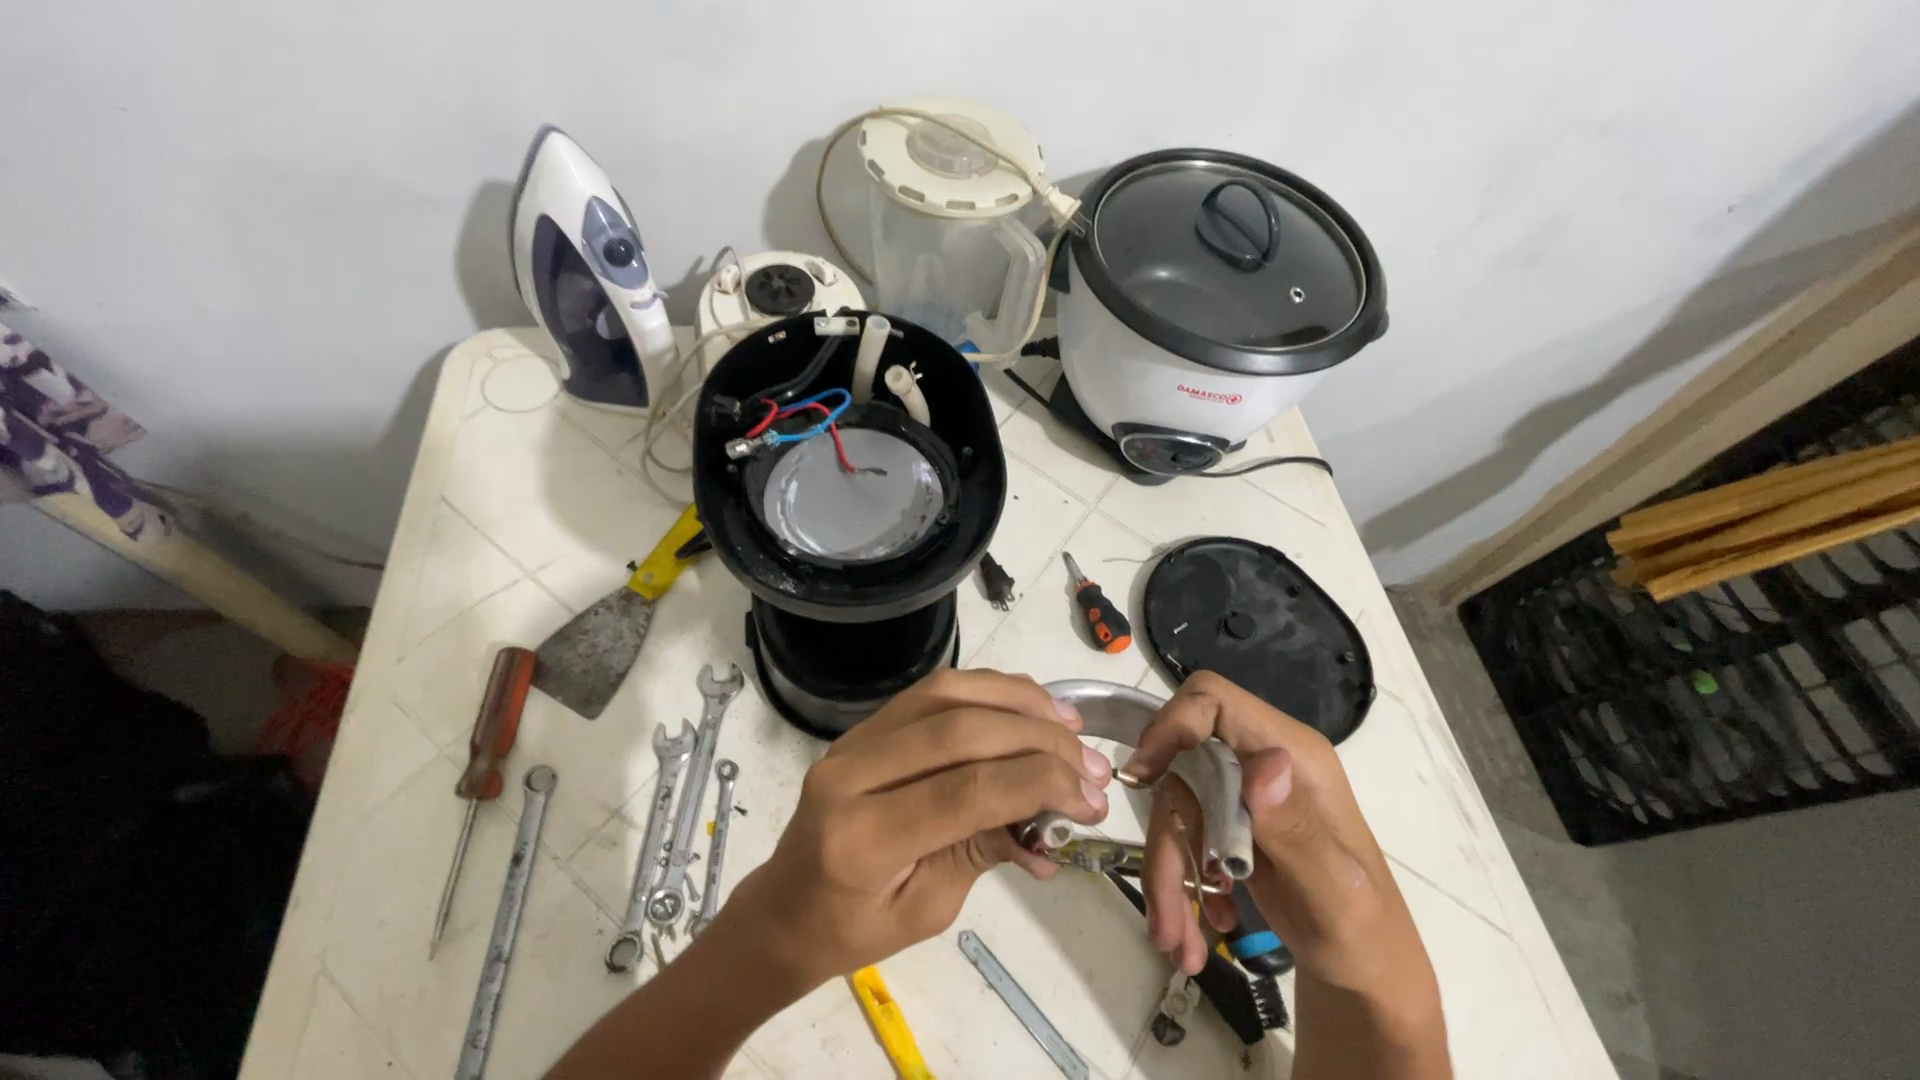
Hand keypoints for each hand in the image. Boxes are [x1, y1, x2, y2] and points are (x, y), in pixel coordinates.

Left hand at [724, 669, 1112, 988]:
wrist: (786, 909)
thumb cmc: (854, 929)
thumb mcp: (927, 911)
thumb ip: (984, 851)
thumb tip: (1055, 815)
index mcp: (863, 838)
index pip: (966, 790)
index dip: (1038, 784)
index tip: (1090, 797)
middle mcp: (851, 774)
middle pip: (959, 730)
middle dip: (1038, 741)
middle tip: (1090, 765)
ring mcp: (852, 741)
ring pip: (946, 693)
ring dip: (1016, 701)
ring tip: (1068, 723)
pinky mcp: (863, 726)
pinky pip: (931, 691)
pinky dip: (986, 690)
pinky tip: (1024, 704)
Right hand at [1125, 672, 1434, 1003]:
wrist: (1365, 973)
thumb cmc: (1363, 934)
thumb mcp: (1335, 893)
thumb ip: (1297, 829)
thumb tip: (1264, 763)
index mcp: (1293, 756)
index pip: (1215, 701)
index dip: (1171, 723)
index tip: (1144, 775)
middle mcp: (1260, 763)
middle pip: (1181, 771)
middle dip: (1167, 842)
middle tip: (1166, 913)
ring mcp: (1241, 794)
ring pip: (1174, 811)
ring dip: (1168, 878)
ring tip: (1178, 945)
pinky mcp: (1227, 824)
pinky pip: (1181, 837)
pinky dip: (1179, 886)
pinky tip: (1199, 927)